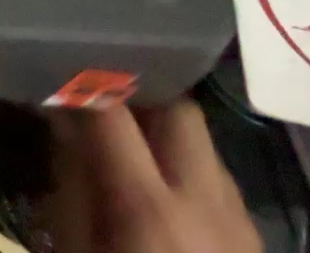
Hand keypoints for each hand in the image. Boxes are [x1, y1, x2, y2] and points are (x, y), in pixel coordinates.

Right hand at [46, 101, 261, 252]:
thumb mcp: (76, 245)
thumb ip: (70, 178)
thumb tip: (62, 118)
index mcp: (147, 206)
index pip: (110, 109)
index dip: (79, 83)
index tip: (55, 73)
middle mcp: (204, 201)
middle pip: (177, 108)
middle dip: (136, 92)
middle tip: (97, 96)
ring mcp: (238, 221)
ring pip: (203, 141)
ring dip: (162, 128)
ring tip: (124, 138)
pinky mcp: (255, 240)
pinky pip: (217, 178)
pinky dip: (183, 165)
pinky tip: (157, 186)